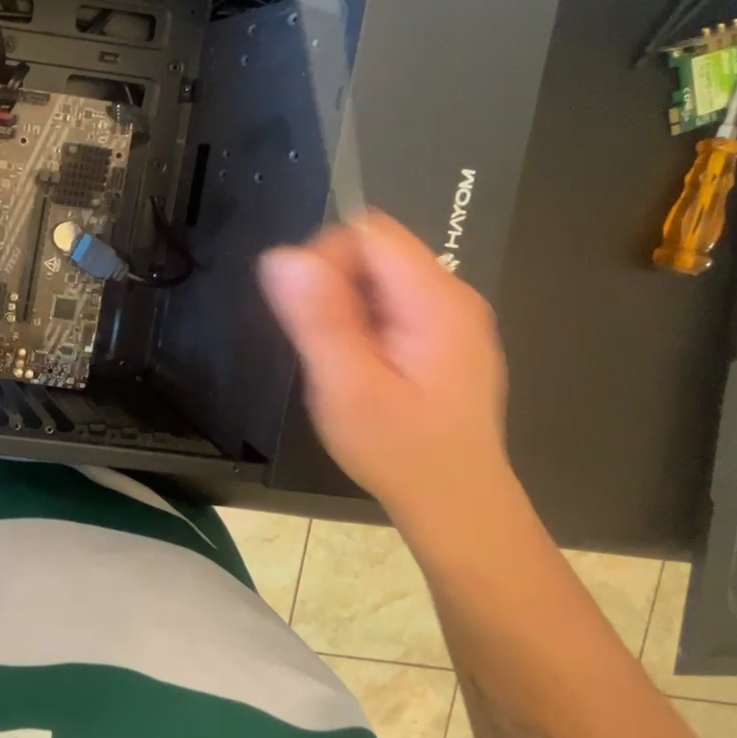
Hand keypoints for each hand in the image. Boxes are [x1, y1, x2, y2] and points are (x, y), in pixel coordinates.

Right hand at [256, 210, 510, 522]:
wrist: (455, 505)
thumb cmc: (399, 450)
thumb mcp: (346, 386)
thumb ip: (318, 318)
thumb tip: (281, 257)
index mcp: (435, 301)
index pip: (368, 233)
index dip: (323, 257)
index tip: (305, 309)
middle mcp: (452, 297)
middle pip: (374, 248)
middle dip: (331, 283)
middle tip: (321, 342)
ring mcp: (451, 317)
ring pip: (377, 274)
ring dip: (343, 304)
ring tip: (338, 357)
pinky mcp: (443, 336)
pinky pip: (389, 299)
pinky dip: (361, 320)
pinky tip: (360, 365)